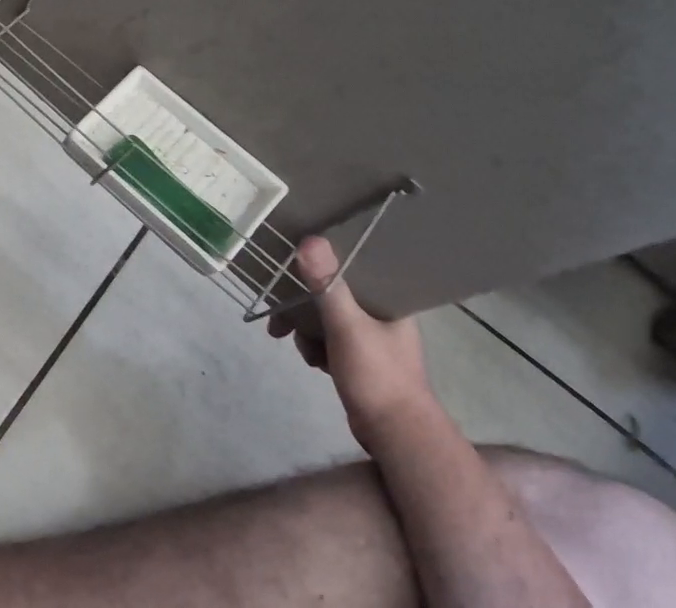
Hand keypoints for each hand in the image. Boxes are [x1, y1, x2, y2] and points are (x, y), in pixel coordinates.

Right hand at [269, 236, 437, 450]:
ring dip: (307, 331)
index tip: (291, 276)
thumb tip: (310, 241)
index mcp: (389, 302)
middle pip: (332, 296)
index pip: (350, 270)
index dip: (318, 270)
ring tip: (301, 350)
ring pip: (327, 320)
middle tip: (279, 322)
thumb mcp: (347, 327)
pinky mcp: (361, 359)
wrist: (396, 434)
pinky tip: (314, 363)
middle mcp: (383, 316)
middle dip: (302, 309)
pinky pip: (329, 340)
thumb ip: (328, 286)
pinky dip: (316, 348)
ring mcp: (372, 339)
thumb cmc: (378, 376)